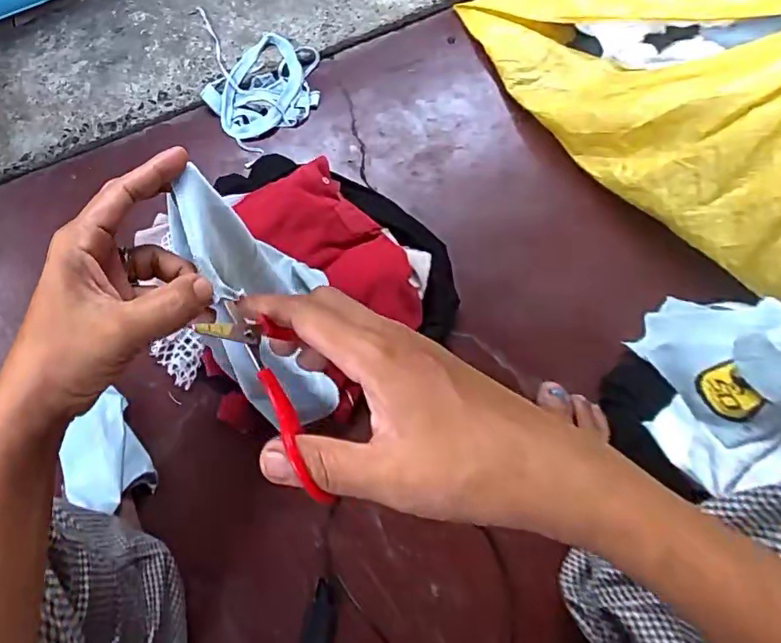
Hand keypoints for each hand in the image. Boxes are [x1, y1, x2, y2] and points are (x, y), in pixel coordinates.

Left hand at [0, 147, 213, 435]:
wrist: (35, 408)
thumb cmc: (65, 357)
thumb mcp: (122, 329)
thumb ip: (170, 306)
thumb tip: (208, 285)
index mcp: (80, 244)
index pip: (120, 195)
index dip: (151, 173)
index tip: (181, 157)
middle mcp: (91, 253)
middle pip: (136, 220)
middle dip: (167, 214)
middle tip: (198, 202)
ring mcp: (102, 279)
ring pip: (151, 260)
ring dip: (176, 275)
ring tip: (198, 299)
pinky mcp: (111, 303)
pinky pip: (149, 286)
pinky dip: (170, 295)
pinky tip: (188, 312)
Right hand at [237, 288, 621, 535]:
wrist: (544, 463)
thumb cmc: (463, 469)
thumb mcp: (387, 476)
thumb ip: (322, 463)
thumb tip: (264, 456)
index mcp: (375, 355)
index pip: (309, 314)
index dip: (270, 306)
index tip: (237, 308)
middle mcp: (392, 336)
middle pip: (328, 303)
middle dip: (290, 313)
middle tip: (263, 343)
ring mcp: (414, 344)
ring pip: (352, 316)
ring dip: (318, 329)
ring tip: (297, 365)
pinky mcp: (428, 358)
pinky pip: (372, 333)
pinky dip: (343, 342)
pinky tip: (347, 383)